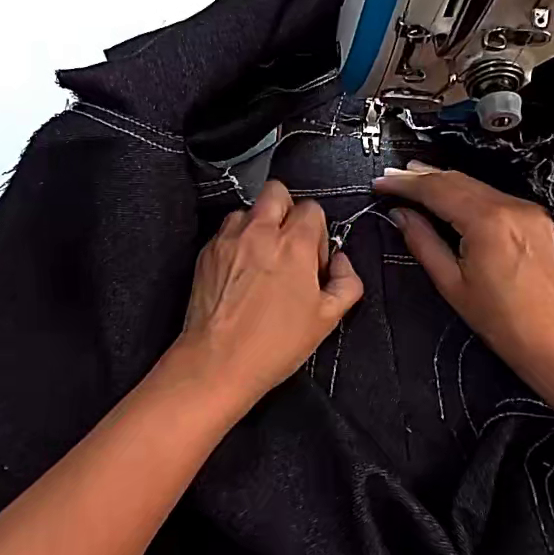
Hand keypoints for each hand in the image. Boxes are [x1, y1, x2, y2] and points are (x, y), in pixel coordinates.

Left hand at [164, 180, 362, 409]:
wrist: (217, 363)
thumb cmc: (275, 344)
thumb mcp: (328, 318)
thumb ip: (347, 281)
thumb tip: (341, 262)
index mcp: (294, 243)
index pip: (312, 208)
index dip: (317, 232)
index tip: (312, 260)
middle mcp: (260, 231)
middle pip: (277, 191)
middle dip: (287, 210)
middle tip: (289, 244)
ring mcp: (229, 239)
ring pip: (249, 209)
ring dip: (259, 225)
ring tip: (262, 258)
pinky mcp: (206, 252)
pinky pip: (227, 231)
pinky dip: (237, 241)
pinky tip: (241, 272)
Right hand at [371, 162, 553, 385]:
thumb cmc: (511, 325)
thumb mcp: (452, 285)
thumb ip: (423, 242)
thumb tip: (402, 216)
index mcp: (488, 222)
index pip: (436, 189)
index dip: (404, 183)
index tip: (383, 182)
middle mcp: (512, 208)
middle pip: (456, 179)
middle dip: (422, 176)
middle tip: (393, 177)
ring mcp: (528, 212)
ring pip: (476, 185)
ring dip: (444, 182)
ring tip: (415, 182)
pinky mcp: (537, 220)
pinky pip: (495, 196)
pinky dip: (468, 194)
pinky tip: (452, 199)